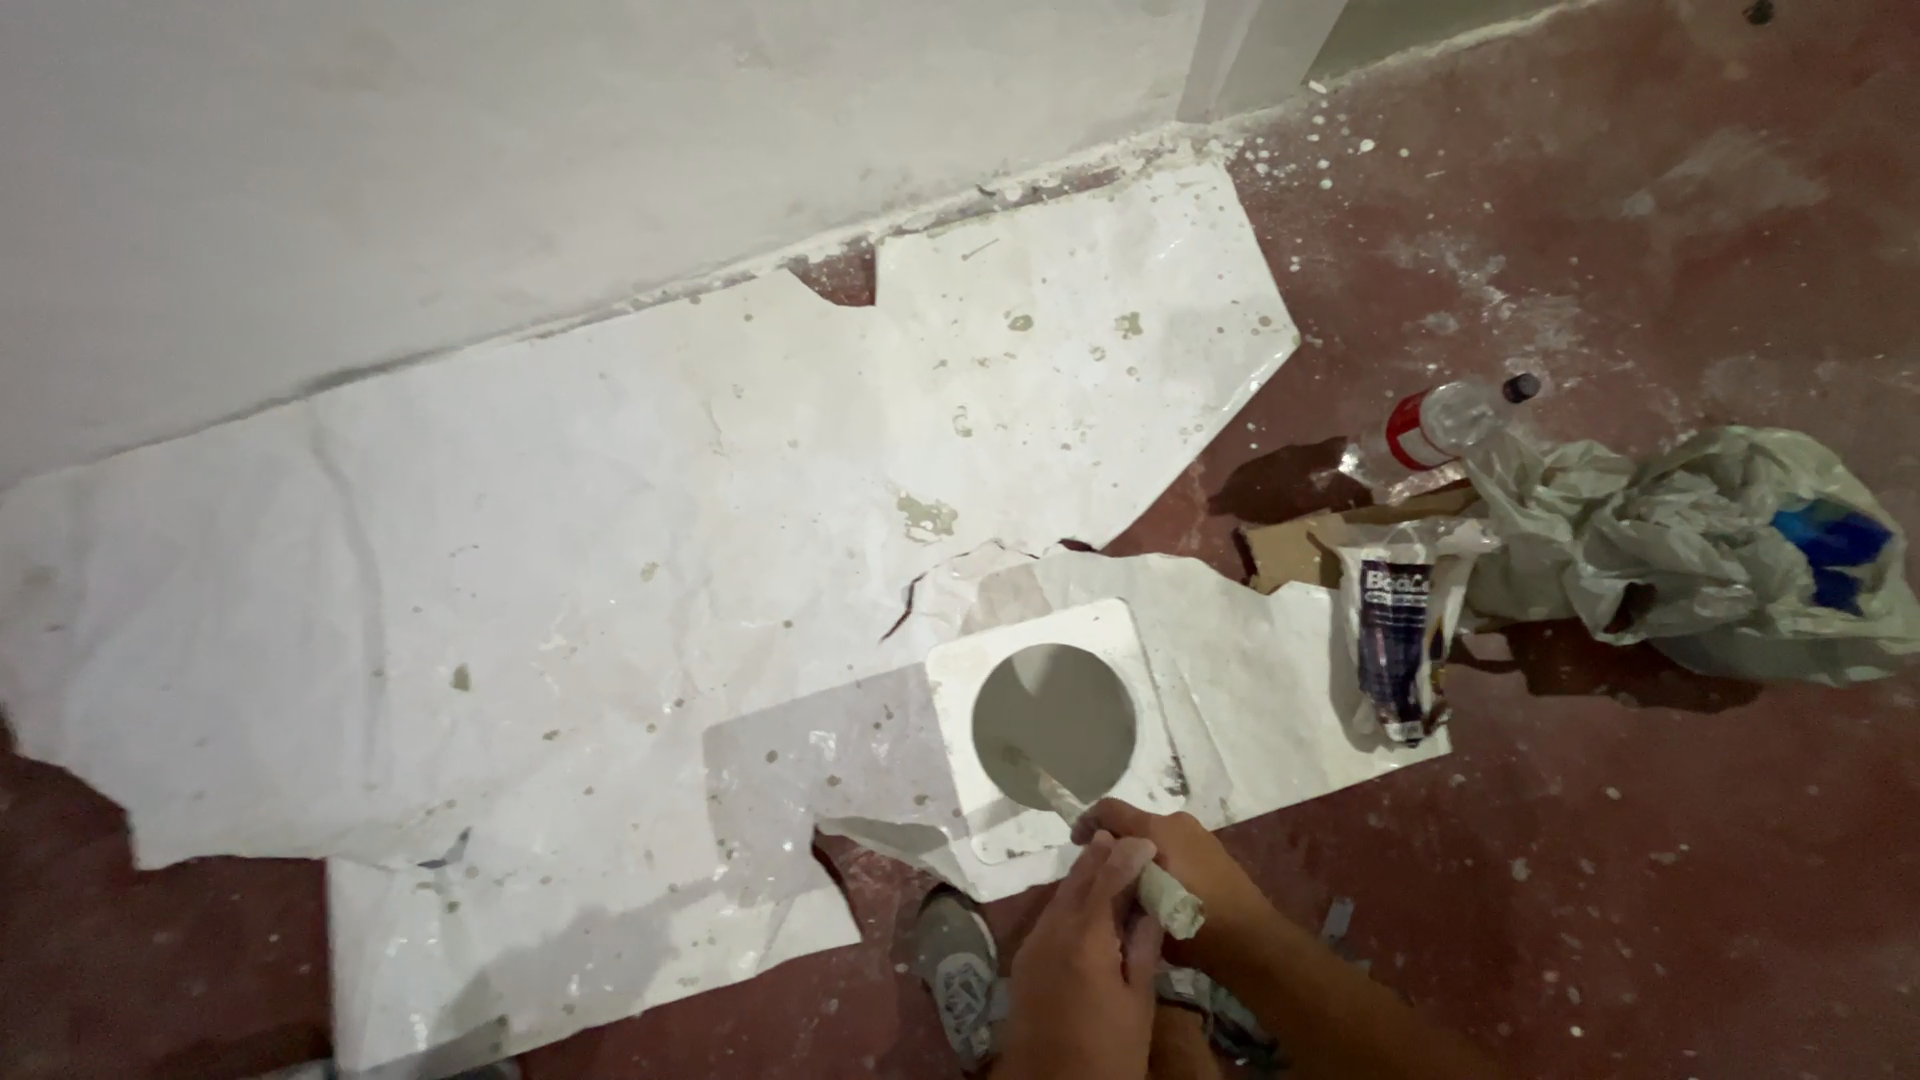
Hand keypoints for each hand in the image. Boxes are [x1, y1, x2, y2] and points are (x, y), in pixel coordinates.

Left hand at [996, 831, 1164, 1079]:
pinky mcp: (1024, 960)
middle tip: (1114, 833)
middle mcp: (1053, 931)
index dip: (1126, 857)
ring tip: (1099, 854)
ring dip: (1080, 874)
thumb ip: (1143, 950)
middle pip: (1077, 881)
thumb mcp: (1137, 1005)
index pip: (1108, 882)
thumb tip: (1150, 907)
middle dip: (1096, 856)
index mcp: (1086, 940)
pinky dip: (1067, 898)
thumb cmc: (1107, 1053)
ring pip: (1059, 896)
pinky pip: (1048, 915)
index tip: (1144, 839)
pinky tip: (1080, 898)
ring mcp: (1033, 944)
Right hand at [1074, 799, 1279, 978]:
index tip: (1076, 844)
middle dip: (1114, 844)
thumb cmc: (1192, 926)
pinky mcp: (1212, 849)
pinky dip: (1160, 859)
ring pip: (1154, 835)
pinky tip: (1161, 891)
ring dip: (1138, 853)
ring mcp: (1198, 834)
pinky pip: (1174, 845)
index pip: (1108, 809)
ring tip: (1131, 886)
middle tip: (1103, 874)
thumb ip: (1118, 880)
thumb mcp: (1142, 907)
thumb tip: (1102, 866)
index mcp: (1155, 830)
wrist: (1253, 942)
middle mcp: (1175, 822)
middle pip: (1132, 822)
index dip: (1086, 821)